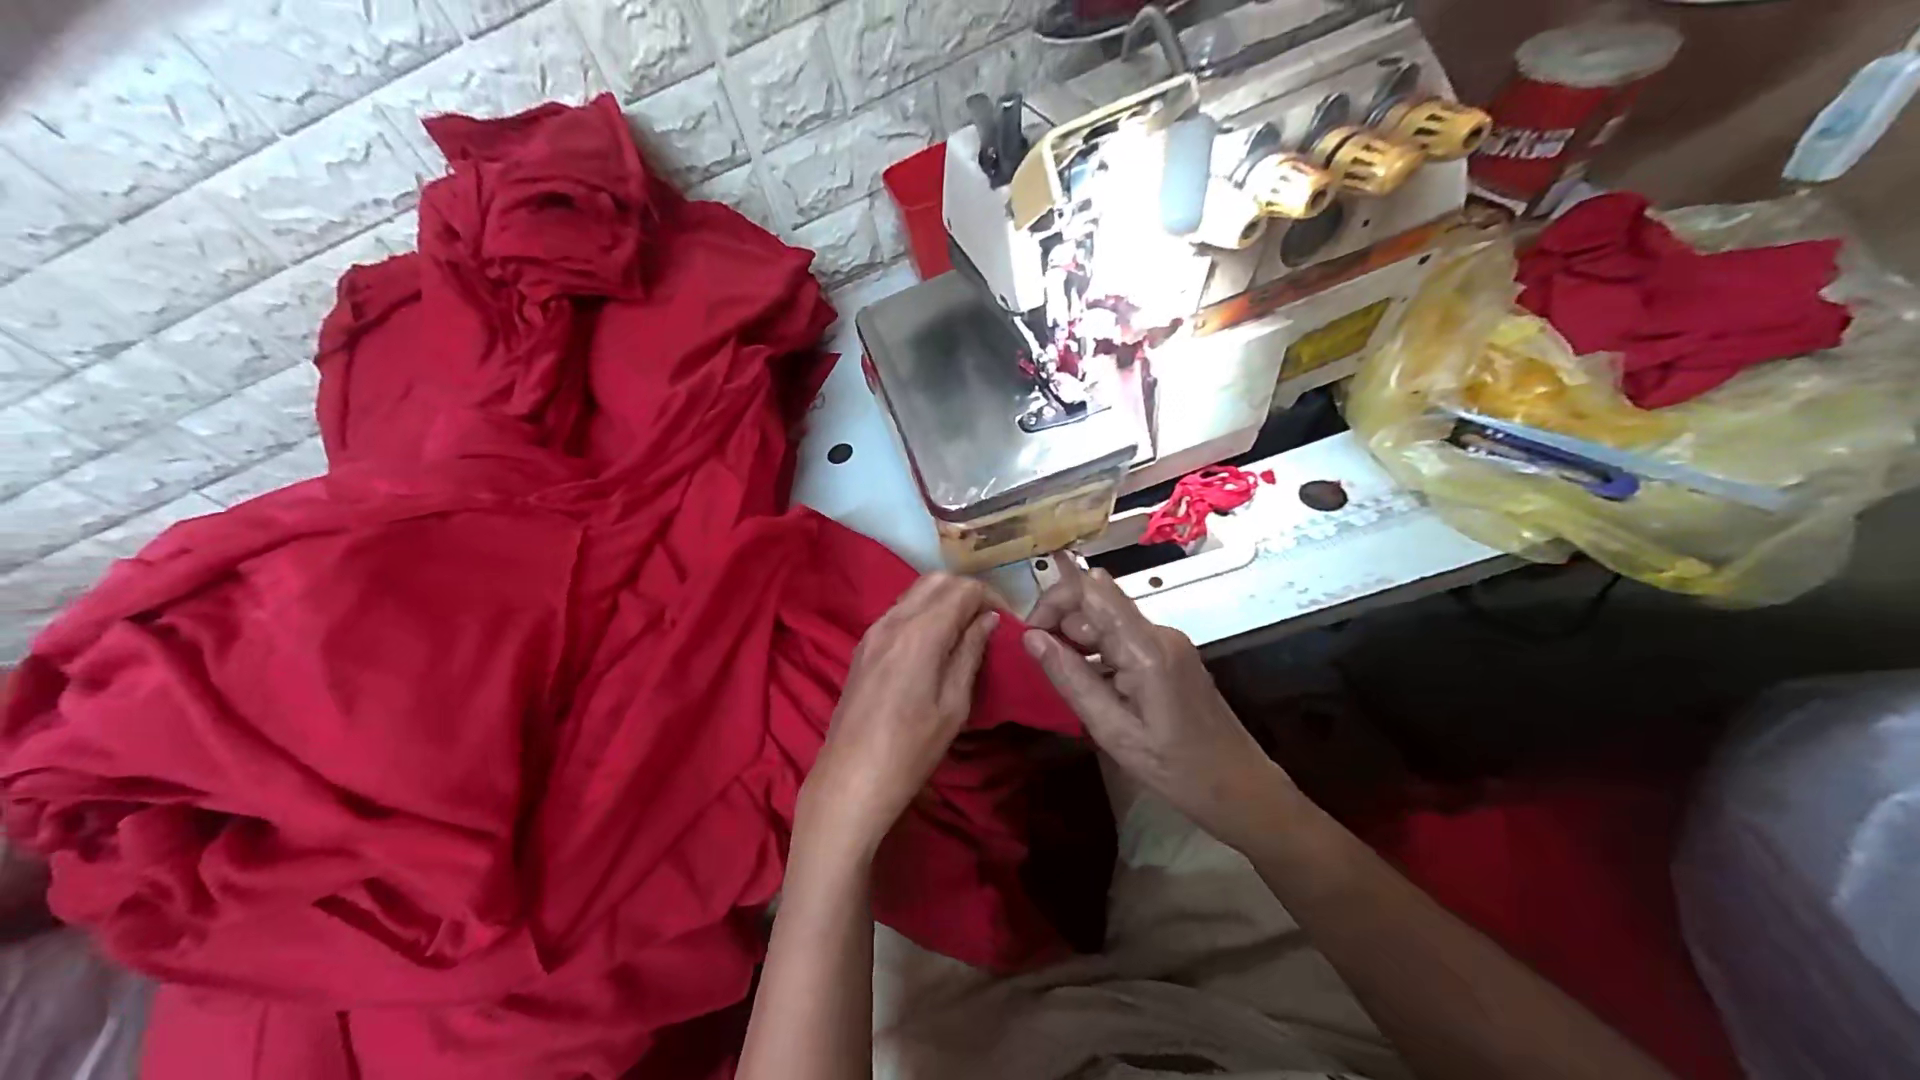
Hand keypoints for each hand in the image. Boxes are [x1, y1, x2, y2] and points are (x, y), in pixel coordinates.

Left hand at [796, 574, 1000, 863]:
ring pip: (915, 592)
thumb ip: (970, 653)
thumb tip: (987, 620)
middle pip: (937, 580)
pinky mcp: (863, 645)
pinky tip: (936, 641)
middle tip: (988, 620)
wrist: (851, 779)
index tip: (1006, 620)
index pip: (963, 589)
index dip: (990, 597)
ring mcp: (873, 630)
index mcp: (920, 632)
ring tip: (966, 630)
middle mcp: (893, 620)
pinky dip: (923, 612)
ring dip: (944, 599)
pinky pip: (899, 611)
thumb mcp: (954, 704)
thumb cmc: (911, 749)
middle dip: (967, 591)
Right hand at [1021, 556, 1292, 850]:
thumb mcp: (1114, 731)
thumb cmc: (1177, 770)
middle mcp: (1159, 633)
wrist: (1241, 789)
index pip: (1091, 588)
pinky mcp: (1170, 656)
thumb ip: (1071, 679)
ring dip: (1077, 641)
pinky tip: (1091, 688)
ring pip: (1107, 620)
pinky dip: (1098, 653)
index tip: (1031, 636)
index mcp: (1147, 648)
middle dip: (1061, 625)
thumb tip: (1031, 638)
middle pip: (1097, 601)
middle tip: (1043, 668)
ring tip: (1063, 682)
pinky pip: (1123, 638)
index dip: (1054, 601)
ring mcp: (1167, 642)